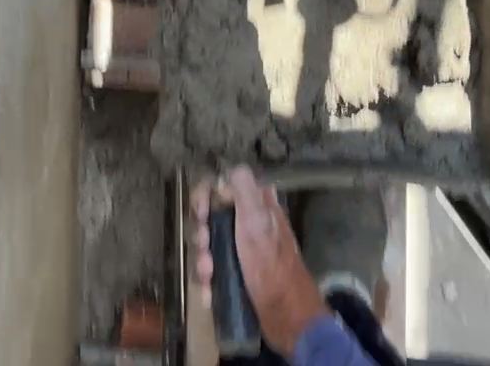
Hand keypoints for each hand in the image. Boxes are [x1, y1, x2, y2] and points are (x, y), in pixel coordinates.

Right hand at [191, 166, 330, 353]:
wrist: (287, 317)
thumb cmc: (270, 264)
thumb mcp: (257, 219)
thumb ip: (244, 187)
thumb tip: (226, 173)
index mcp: (256, 205)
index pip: (222, 186)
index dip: (206, 196)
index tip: (202, 213)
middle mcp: (249, 223)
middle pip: (210, 217)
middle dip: (202, 235)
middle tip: (207, 248)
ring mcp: (243, 250)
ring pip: (209, 246)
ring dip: (203, 262)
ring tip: (209, 276)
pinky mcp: (238, 274)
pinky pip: (212, 270)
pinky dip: (207, 281)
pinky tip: (209, 293)